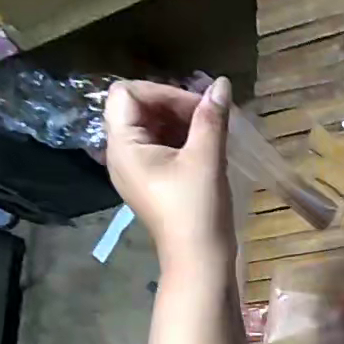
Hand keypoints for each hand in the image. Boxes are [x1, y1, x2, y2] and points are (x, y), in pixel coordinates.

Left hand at [104, 78, 233, 274]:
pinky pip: (162, 149)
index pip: (127, 93)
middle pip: (139, 109)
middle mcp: (122, 155)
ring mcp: (137, 171)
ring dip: (182, 123)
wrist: (200, 261)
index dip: (163, 92)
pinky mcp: (154, 184)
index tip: (199, 108)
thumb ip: (212, 117)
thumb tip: (221, 83)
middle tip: (211, 118)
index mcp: (123, 146)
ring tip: (214, 132)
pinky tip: (209, 149)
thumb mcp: (206, 159)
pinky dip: (183, 141)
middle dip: (175, 106)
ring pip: (153, 129)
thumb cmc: (197, 209)